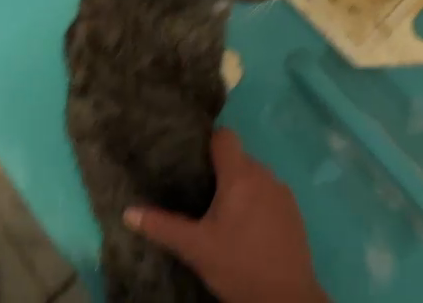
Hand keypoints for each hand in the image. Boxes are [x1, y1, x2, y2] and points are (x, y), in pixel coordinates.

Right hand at [124, 130, 328, 302]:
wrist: (289, 302)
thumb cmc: (240, 266)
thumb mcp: (196, 248)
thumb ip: (162, 226)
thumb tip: (128, 212)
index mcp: (240, 175)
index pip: (223, 137)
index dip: (206, 143)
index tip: (190, 159)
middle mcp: (265, 176)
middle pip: (237, 158)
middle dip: (219, 171)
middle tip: (197, 193)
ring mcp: (283, 195)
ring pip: (254, 177)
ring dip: (238, 188)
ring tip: (219, 213)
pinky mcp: (295, 215)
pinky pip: (269, 194)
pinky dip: (256, 203)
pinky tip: (245, 229)